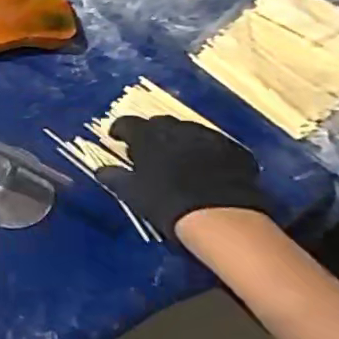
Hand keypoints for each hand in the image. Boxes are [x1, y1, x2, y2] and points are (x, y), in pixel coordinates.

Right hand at [95, 116, 271, 245]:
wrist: (220, 215)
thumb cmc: (164, 201)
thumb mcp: (130, 191)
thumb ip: (115, 176)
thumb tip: (102, 170)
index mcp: (147, 136)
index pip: (126, 122)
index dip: (119, 130)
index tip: (116, 139)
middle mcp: (178, 129)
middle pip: (159, 123)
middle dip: (151, 133)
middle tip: (146, 150)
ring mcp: (210, 137)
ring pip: (189, 130)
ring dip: (179, 140)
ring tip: (176, 157)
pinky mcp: (236, 150)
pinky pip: (214, 144)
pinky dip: (205, 150)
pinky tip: (204, 166)